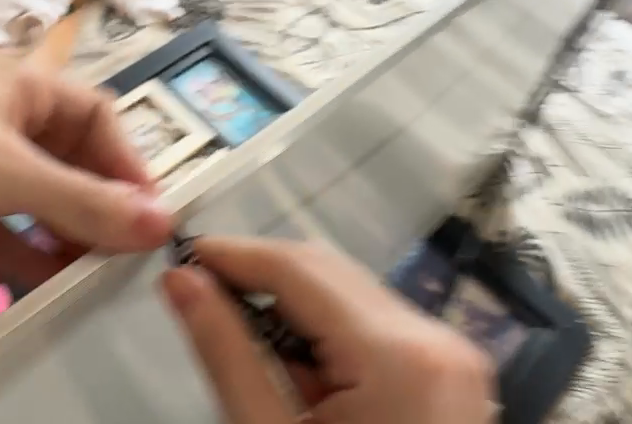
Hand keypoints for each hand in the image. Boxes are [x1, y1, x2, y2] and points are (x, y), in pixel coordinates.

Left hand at [0, 19, 172, 303]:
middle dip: (103, 197)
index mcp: (20, 83)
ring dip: (74, 228)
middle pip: (72, 154)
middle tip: (134, 251)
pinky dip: (36, 250)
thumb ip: (84, 201)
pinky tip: (60, 283)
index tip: (155, 215)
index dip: (128, 160)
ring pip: (44, 193)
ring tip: (105, 272)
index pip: (96, 113)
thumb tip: (164, 223)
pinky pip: (12, 227)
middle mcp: (5, 116)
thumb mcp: (7, 173)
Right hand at [162, 237, 496, 423]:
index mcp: (397, 356)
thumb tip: (180, 281)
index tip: (182, 255)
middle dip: (261, 279)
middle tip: (204, 298)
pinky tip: (304, 378)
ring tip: (256, 355)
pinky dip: (326, 334)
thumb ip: (226, 352)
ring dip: (292, 307)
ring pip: (347, 290)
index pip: (297, 267)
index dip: (234, 254)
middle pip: (325, 270)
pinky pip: (371, 322)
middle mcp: (436, 338)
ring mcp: (451, 355)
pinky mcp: (449, 372)